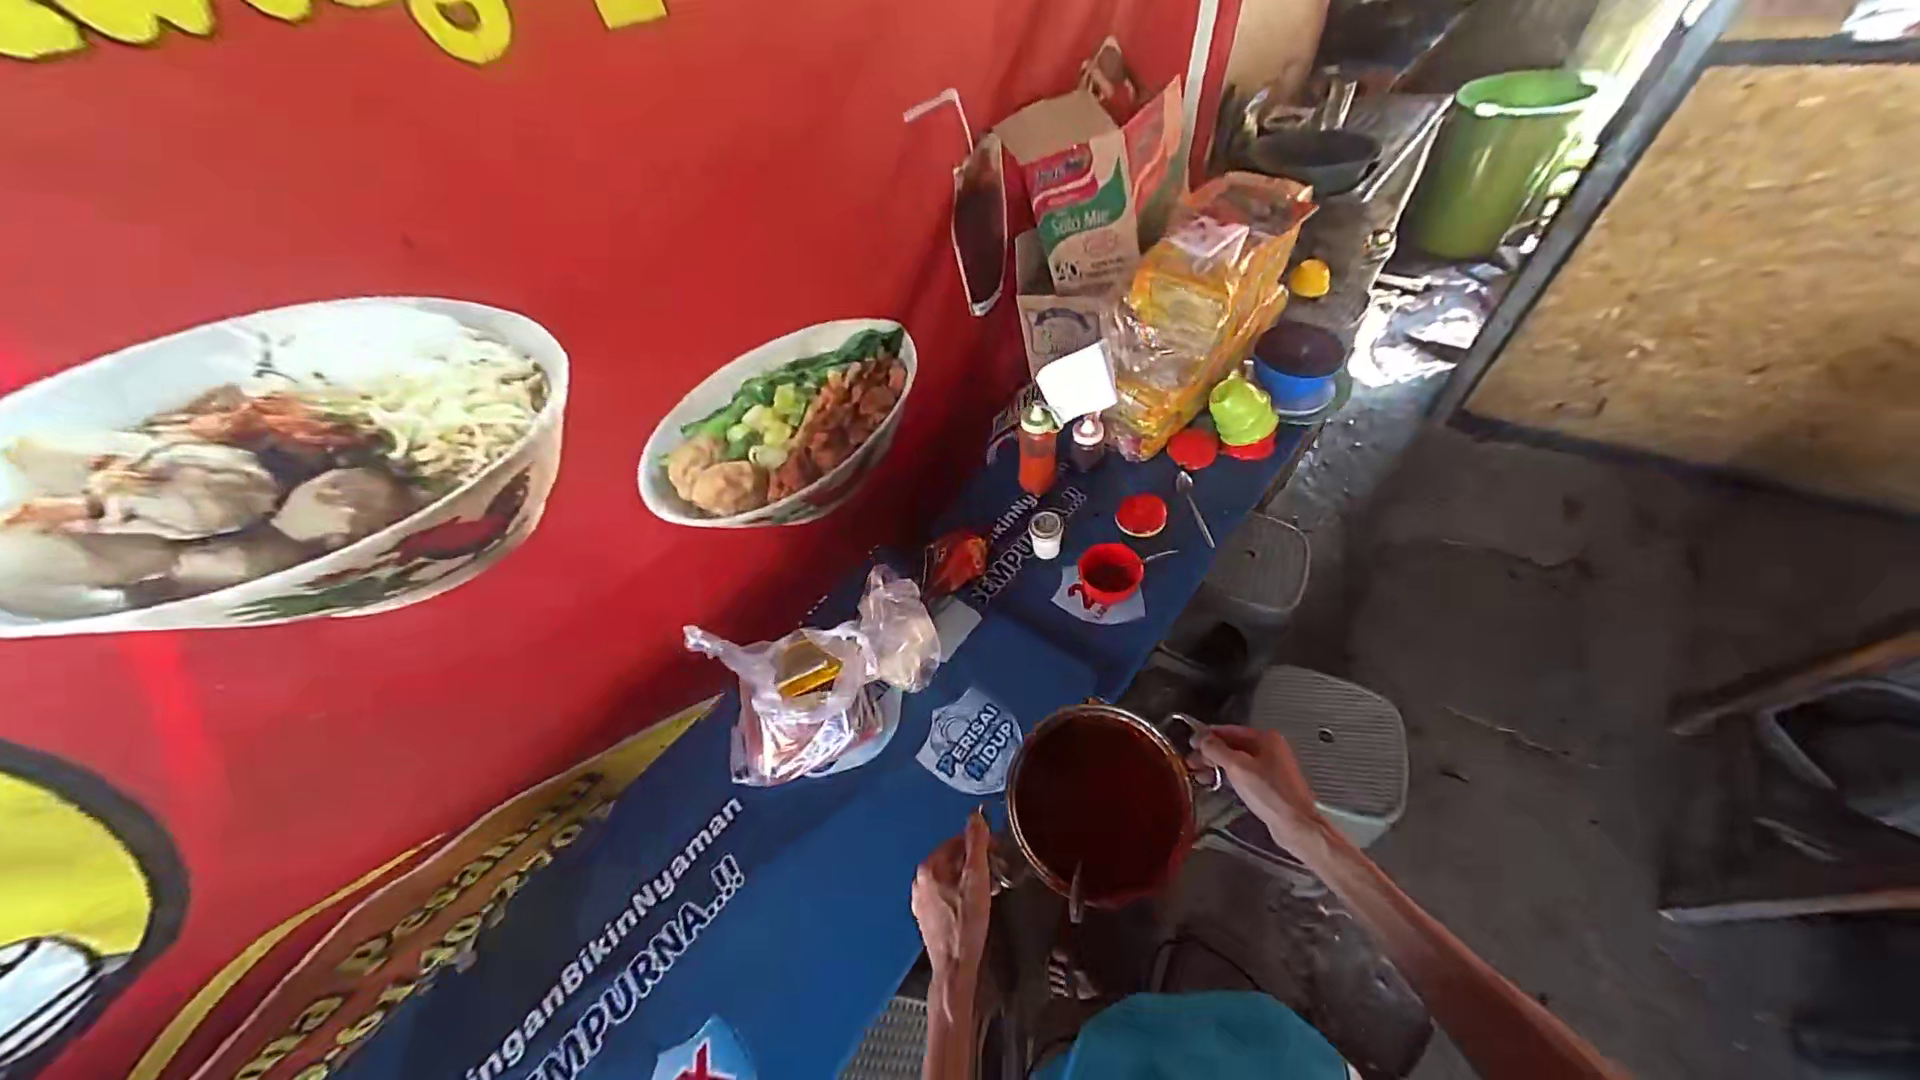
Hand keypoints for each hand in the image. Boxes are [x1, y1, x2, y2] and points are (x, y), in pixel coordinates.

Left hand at [912, 808, 990, 981]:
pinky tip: (975, 905)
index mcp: (929, 867)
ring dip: (970, 878)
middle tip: (995, 872)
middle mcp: (920, 881)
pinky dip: (962, 893)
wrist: (955, 968)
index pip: (957, 841)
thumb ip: (977, 843)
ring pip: (950, 877)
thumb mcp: (977, 878)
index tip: (996, 851)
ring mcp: (922, 900)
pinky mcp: (927, 917)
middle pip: (953, 858)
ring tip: (989, 889)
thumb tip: (976, 816)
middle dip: (976, 862)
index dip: (980, 843)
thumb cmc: (967, 923)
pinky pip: (947, 894)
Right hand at [1195, 725, 1326, 852]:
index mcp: (1265, 738)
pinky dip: (1228, 776)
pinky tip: (1216, 782)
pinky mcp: (1270, 784)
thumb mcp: (1237, 767)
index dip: (1207, 736)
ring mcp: (1271, 767)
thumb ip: (1216, 749)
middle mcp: (1270, 749)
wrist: (1297, 826)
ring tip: (1199, 774)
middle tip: (1191, 761)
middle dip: (1210, 752)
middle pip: (1232, 744)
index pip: (1228, 730)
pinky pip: (1243, 773)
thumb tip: (1201, 738)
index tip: (1190, 743)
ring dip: (1216, 765)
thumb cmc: (1270, 794)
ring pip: (1236, 760)